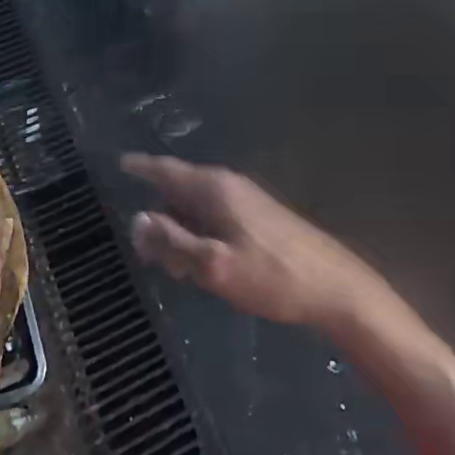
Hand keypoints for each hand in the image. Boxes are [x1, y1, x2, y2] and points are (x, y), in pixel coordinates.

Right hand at [124, 154, 363, 327]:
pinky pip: (214, 219)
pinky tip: (205, 265)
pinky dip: (199, 236)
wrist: (336, 290)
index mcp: (213, 188)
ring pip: (195, 208)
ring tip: (178, 270)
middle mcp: (227, 186)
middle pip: (177, 191)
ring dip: (179, 233)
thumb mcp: (213, 265)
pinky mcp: (258, 219)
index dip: (140, 167)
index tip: (118, 163)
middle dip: (158, 218)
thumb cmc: (271, 276)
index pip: (165, 169)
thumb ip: (171, 241)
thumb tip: (136, 219)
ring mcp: (245, 201)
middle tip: (149, 254)